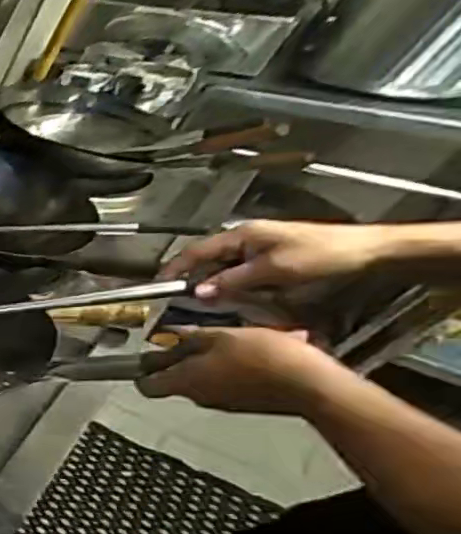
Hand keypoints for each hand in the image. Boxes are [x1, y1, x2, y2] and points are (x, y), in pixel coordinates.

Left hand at [136, 326, 351, 415]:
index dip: (145, 369)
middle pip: (176, 378)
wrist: (319, 388)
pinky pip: (236, 382)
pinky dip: (241, 367)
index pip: (145, 384)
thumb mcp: (223, 336)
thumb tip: (171, 334)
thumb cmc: (264, 358)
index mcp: (182, 381)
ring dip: (216, 359)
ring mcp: (226, 402)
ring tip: (237, 339)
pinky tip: (264, 350)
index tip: (153, 352)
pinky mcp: (252, 403)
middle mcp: (198, 396)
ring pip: (209, 377)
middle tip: (198, 339)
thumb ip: (192, 337)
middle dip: (183, 358)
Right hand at [161, 221, 390, 301]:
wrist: (373, 251)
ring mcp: (258, 246)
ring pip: (223, 265)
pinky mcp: (270, 255)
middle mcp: (244, 237)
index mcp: (240, 235)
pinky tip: (238, 292)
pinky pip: (240, 269)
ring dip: (218, 282)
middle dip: (197, 278)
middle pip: (207, 259)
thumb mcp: (273, 270)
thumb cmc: (322, 255)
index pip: (195, 252)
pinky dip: (234, 281)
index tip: (160, 285)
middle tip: (191, 298)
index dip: (175, 268)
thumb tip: (198, 293)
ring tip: (216, 298)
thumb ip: (232, 281)